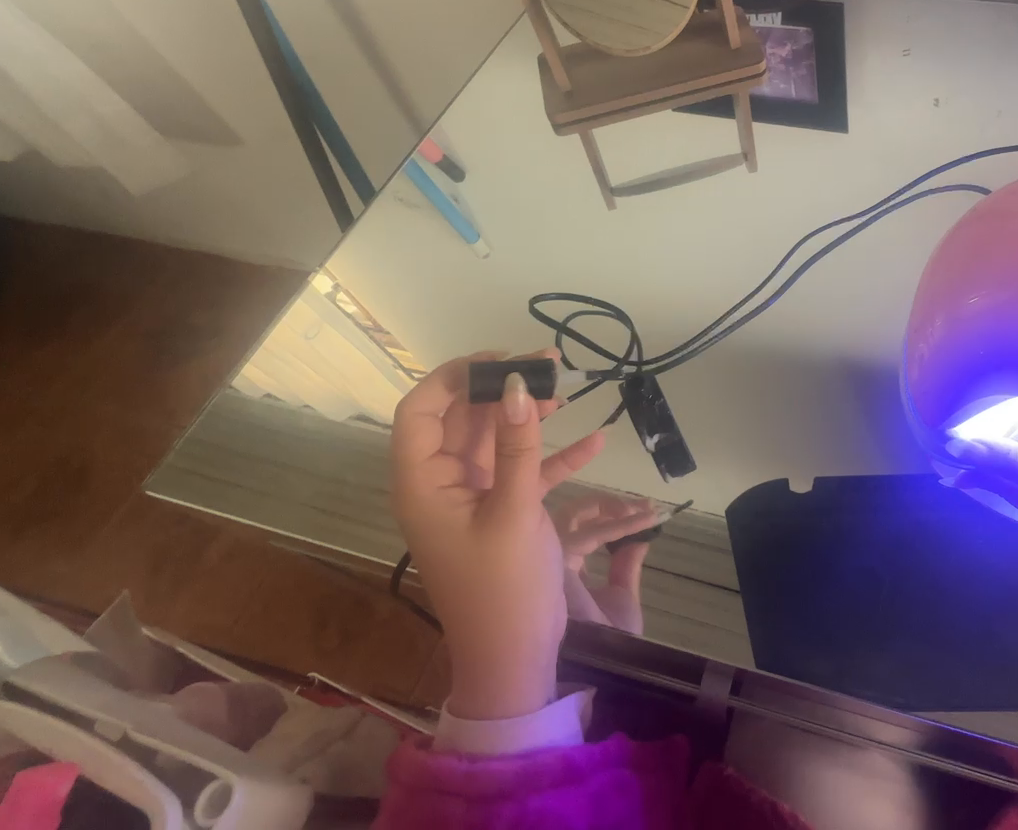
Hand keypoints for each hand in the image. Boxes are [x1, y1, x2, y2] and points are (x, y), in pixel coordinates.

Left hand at [389, 349, 604, 720]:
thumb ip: (518, 446)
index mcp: (424, 483)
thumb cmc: (502, 587)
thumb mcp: (513, 511)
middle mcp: (443, 482)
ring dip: (530, 415)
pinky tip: (595, 441)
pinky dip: (554, 454)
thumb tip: (517, 384)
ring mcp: (474, 495)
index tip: (504, 359)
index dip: (456, 377)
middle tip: (550, 363)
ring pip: (497, 438)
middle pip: (465, 418)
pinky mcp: (504, 509)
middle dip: (504, 388)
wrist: (514, 656)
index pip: (423, 410)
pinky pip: (526, 469)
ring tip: (567, 388)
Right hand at [553, 491, 660, 634]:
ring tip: (644, 508)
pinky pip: (590, 534)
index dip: (610, 519)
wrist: (603, 671)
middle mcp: (551, 564)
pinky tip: (645, 520)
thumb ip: (626, 566)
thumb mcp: (622, 598)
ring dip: (612, 508)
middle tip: (643, 504)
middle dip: (606, 505)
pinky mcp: (554, 564)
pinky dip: (620, 525)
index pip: (582, 534)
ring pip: (575, 518)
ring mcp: (549, 562)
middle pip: (571, 519)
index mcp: (566, 574)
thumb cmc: (608, 646)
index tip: (645, 511)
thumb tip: (640, 537)